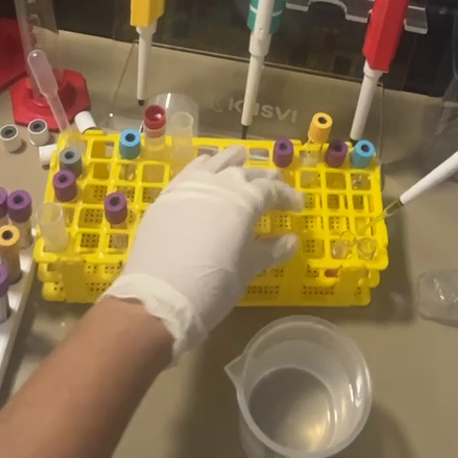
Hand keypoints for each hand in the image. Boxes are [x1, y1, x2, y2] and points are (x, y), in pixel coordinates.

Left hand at [102, 145, 301, 358]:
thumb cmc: (214, 284)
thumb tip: (291, 241)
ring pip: (216, 162)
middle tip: (273, 185)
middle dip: (263, 178)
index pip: (273, 190)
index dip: (287, 196)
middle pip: (246, 172)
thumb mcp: (248, 268)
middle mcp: (219, 183)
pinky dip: (204, 167)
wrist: (160, 297)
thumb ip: (271, 250)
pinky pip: (191, 171)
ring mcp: (190, 186)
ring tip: (240, 160)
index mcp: (245, 199)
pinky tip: (206, 172)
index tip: (297, 205)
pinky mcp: (168, 195)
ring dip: (232, 161)